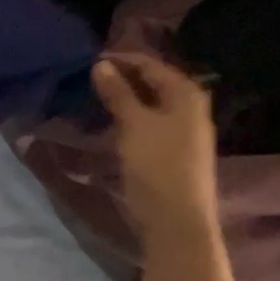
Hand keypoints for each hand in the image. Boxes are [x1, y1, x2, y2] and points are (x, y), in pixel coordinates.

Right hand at [92, 54, 219, 245]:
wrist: (178, 221)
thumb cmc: (157, 166)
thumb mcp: (133, 124)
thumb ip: (117, 92)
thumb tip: (101, 64)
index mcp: (186, 93)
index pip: (150, 64)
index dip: (120, 59)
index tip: (88, 60)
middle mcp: (191, 107)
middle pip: (153, 83)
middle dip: (122, 78)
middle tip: (88, 78)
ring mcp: (185, 131)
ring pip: (150, 104)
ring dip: (124, 99)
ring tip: (94, 99)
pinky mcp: (175, 151)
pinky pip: (150, 122)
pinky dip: (130, 117)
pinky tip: (110, 123)